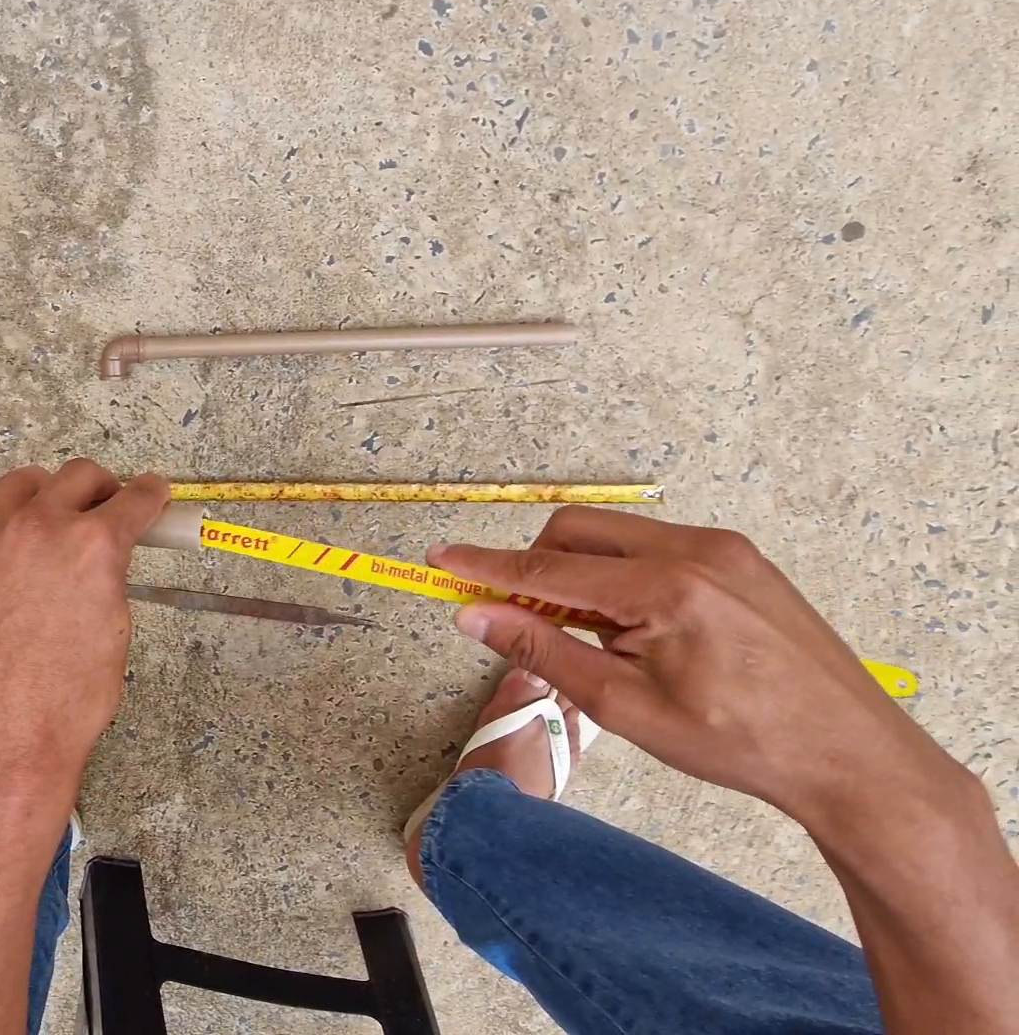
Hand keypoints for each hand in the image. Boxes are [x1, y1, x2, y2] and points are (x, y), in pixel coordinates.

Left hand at [0, 460, 169, 793]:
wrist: (7, 741)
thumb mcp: (115, 629)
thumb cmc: (66, 701)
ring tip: (48, 502)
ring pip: (18, 484)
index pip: (133, 499)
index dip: (150, 494)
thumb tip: (106, 556)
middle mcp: (39, 531)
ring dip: (43, 487)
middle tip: (105, 504)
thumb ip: (109, 574)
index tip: (150, 492)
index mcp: (92, 546)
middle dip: (101, 486)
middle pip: (78, 476)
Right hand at [427, 507, 979, 829]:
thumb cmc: (738, 743)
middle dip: (532, 566)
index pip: (545, 570)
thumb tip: (473, 616)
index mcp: (666, 589)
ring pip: (609, 536)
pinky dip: (613, 574)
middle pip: (573, 532)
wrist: (859, 763)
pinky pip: (647, 546)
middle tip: (521, 618)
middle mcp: (695, 551)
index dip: (482, 566)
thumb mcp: (621, 705)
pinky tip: (627, 623)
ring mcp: (723, 550)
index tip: (437, 559)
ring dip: (573, 572)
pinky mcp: (738, 559)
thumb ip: (540, 650)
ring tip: (585, 632)